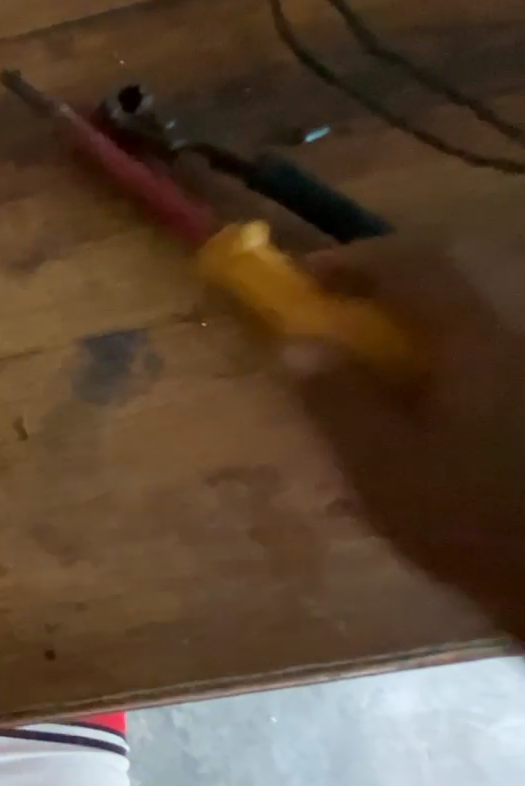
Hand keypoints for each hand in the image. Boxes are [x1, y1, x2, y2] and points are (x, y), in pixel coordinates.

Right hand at [286, 236, 524, 635]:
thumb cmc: (466, 515)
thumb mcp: (381, 462)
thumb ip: (338, 398)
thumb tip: (296, 342)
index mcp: (475, 346)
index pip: (414, 269)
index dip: (351, 260)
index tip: (295, 277)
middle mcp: (516, 340)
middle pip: (449, 285)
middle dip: (381, 288)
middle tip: (325, 316)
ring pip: (466, 321)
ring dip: (408, 323)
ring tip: (360, 359)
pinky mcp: (524, 397)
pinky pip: (481, 352)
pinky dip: (436, 355)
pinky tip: (413, 396)